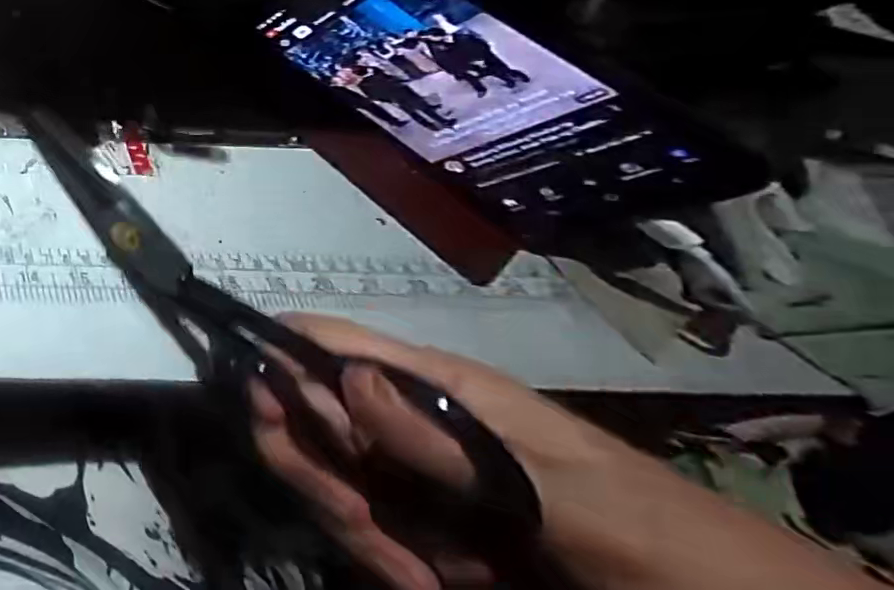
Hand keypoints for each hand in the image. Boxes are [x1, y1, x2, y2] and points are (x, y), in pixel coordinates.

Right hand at [249, 315, 684, 589]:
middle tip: (331, 495)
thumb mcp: (558, 492)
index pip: (336, 346)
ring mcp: (417, 476)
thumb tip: (349, 377)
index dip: (287, 355)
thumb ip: (448, 441)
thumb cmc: (652, 535)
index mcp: (439, 389)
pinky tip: (415, 577)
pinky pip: (370, 529)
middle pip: (317, 411)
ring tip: (400, 563)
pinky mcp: (425, 528)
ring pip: (334, 473)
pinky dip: (376, 553)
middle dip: (305, 448)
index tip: (260, 389)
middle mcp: (412, 421)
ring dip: (344, 514)